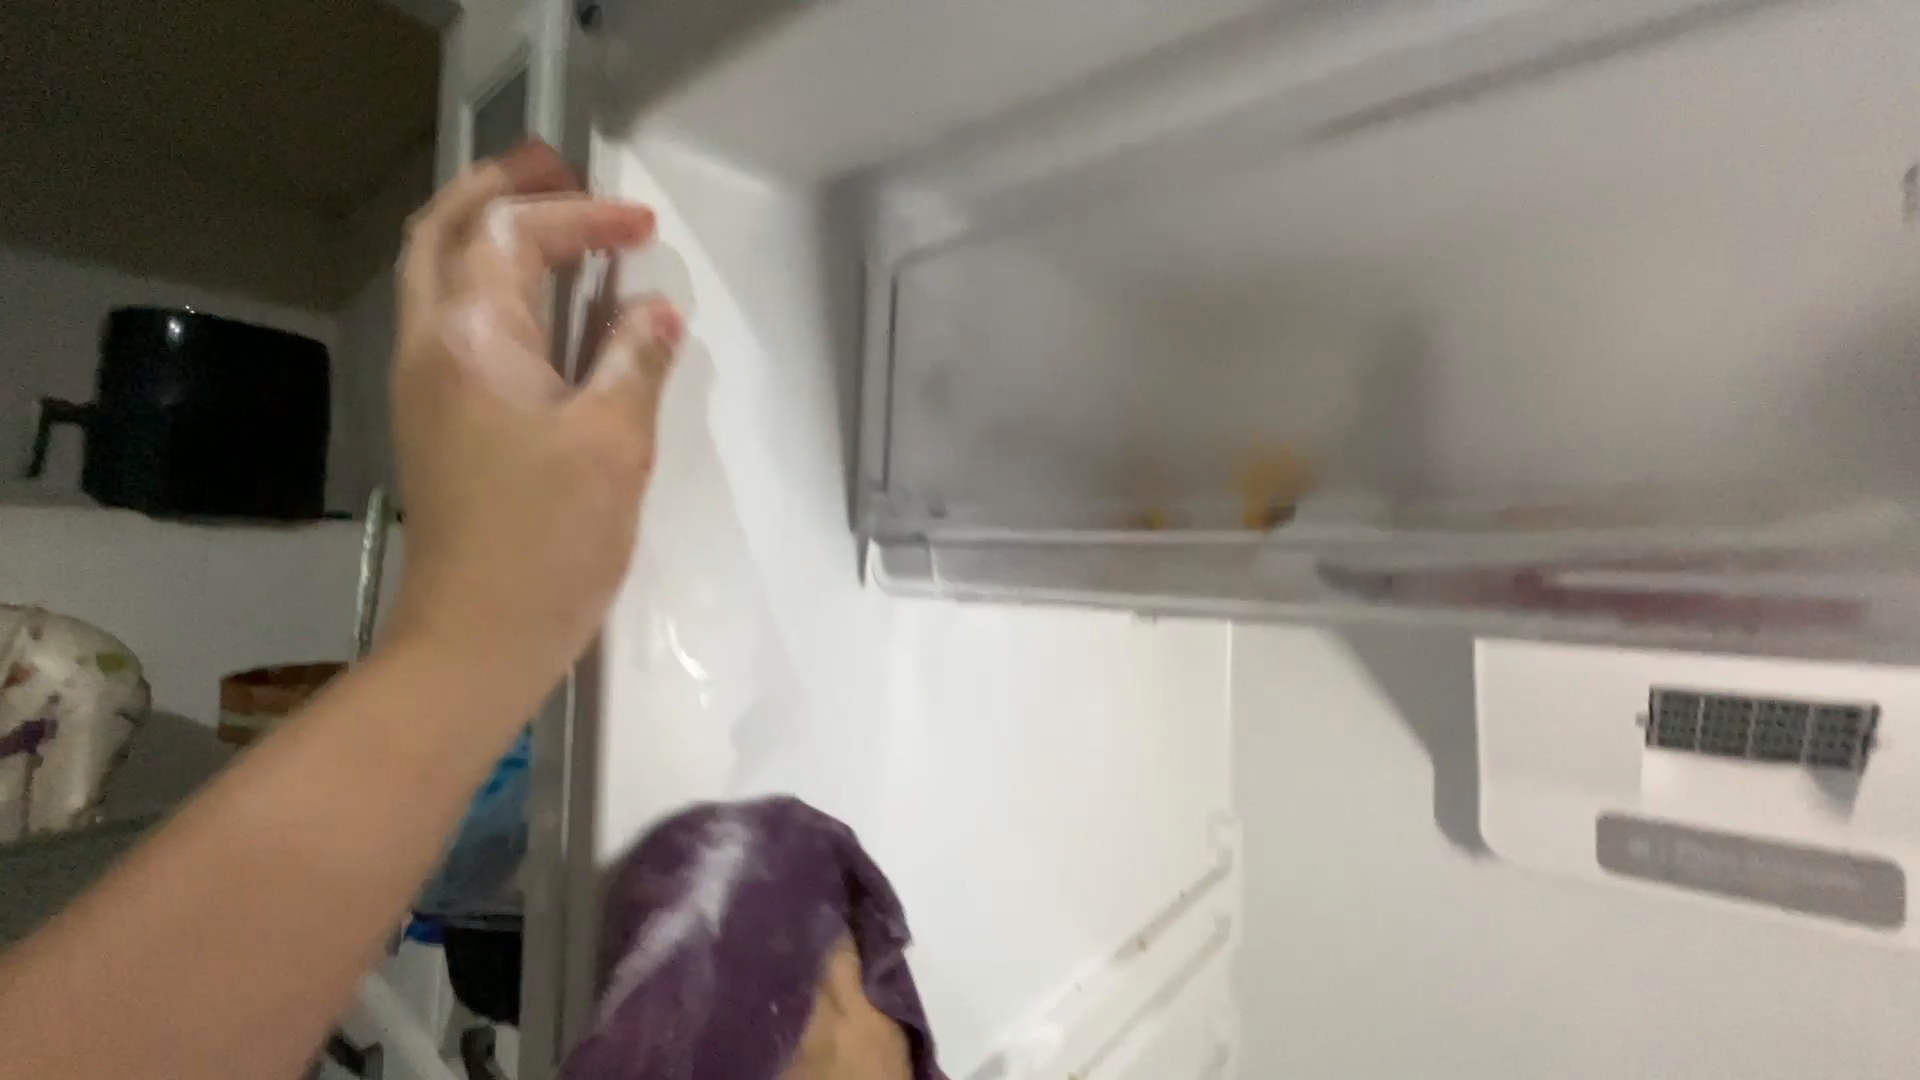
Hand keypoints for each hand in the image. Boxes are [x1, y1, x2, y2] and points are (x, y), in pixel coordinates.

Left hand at [383, 139, 682, 713]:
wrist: (484, 631)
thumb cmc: (553, 540)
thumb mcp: (615, 444)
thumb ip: (635, 363)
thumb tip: (655, 311)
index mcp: (473, 343)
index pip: (516, 237)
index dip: (582, 217)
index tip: (644, 229)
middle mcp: (431, 348)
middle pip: (446, 233)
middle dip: (502, 188)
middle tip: (563, 171)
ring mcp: (426, 385)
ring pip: (441, 274)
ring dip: (488, 230)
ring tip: (551, 218)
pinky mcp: (441, 420)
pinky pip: (456, 320)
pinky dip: (492, 285)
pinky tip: (542, 305)